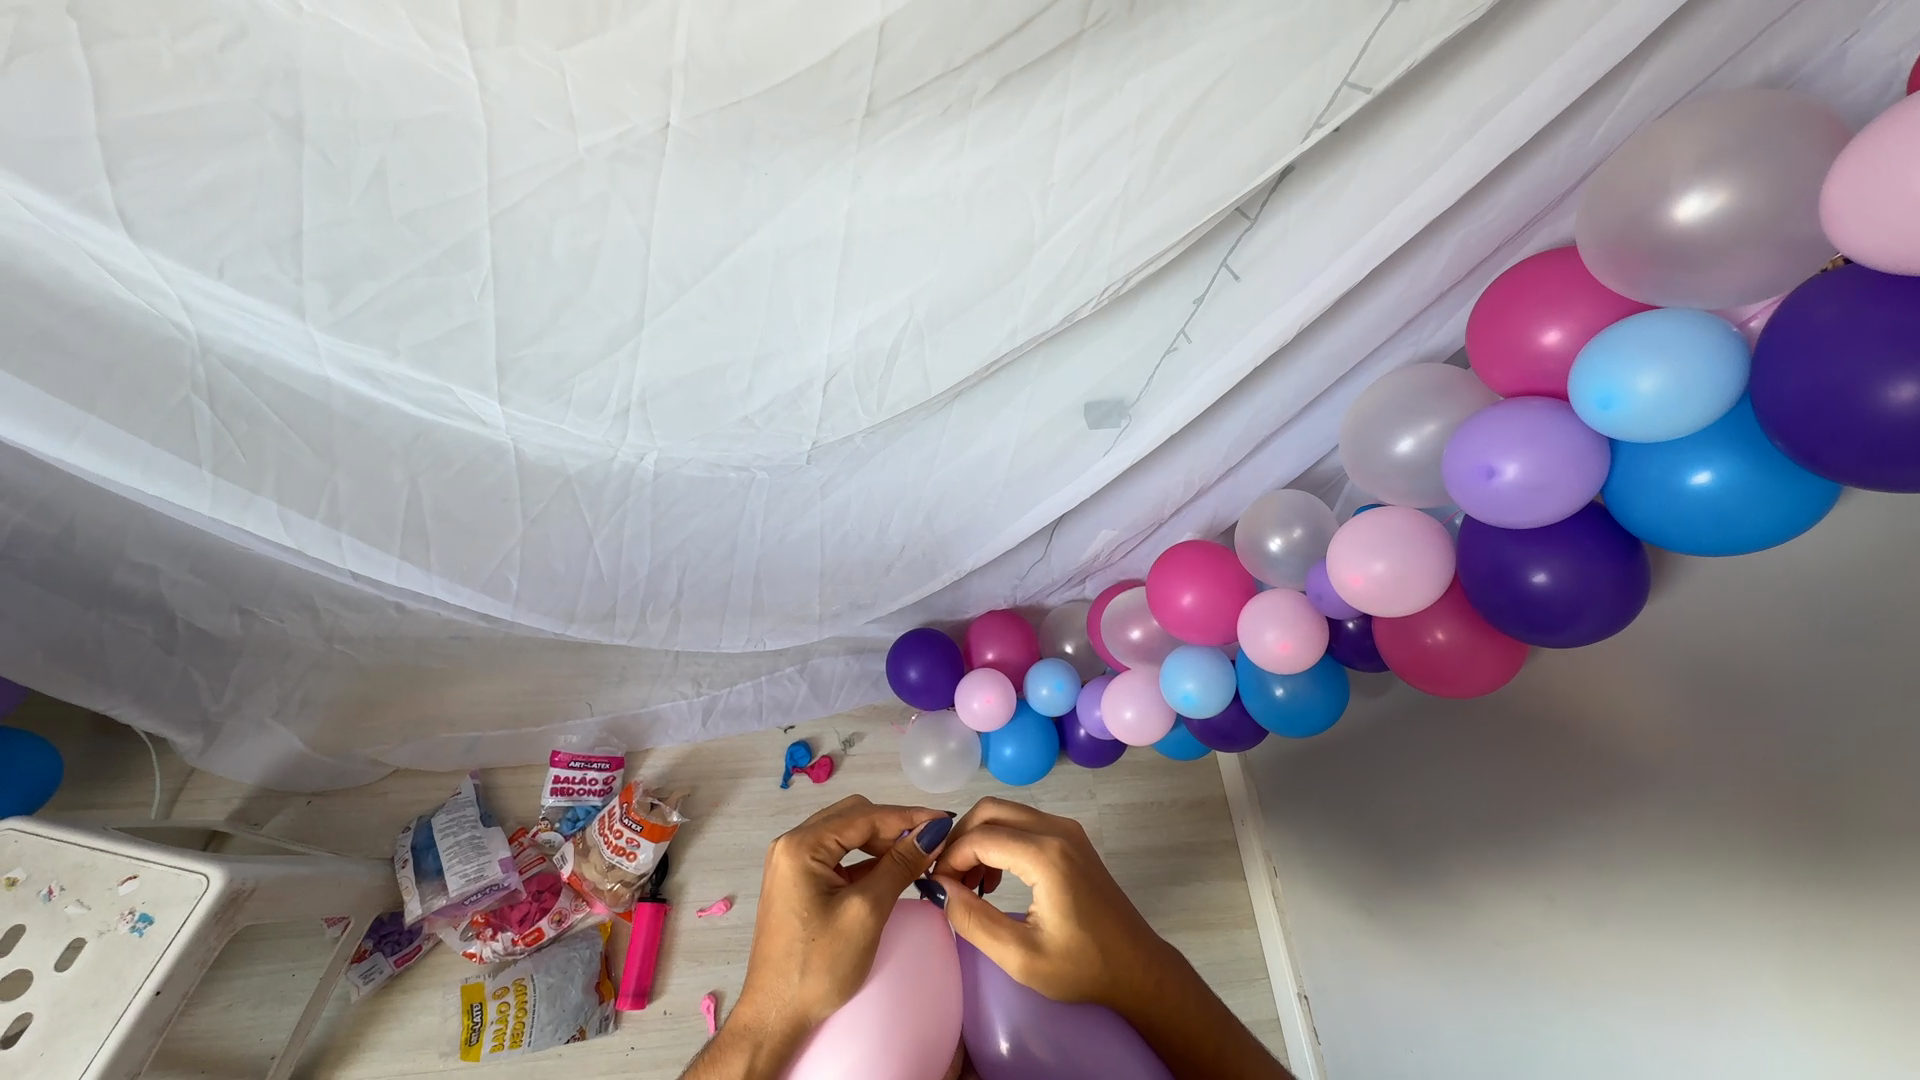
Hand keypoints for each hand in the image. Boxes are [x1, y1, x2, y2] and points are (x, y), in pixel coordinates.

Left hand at [736, 795, 953, 1030]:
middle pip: (854, 817)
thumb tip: (933, 832)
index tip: (945, 820)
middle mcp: (792, 844)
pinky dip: (866, 858)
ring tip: (918, 854)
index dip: (908, 816)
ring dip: (882, 841)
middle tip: (931, 841)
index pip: (864, 816)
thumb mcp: (867, 911)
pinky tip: (892, 869)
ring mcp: (792, 862)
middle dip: (895, 825)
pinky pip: (839, 855)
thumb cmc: (819, 967)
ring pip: (847, 834)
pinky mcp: (798, 881)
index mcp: (801, 845)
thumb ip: (900, 865)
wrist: (776, 1017)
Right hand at [930, 797, 1173, 1008]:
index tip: (937, 889)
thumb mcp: (1020, 956)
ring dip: (979, 839)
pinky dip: (999, 840)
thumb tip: (939, 889)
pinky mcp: (1071, 838)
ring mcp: (1067, 830)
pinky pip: (1023, 823)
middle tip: (948, 879)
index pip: (979, 837)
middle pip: (990, 810)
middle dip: (960, 840)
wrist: (1137, 967)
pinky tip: (994, 878)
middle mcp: (1056, 830)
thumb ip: (973, 919)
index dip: (950, 860)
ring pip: (1006, 812)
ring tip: (968, 884)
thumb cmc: (1082, 967)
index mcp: (1046, 856)